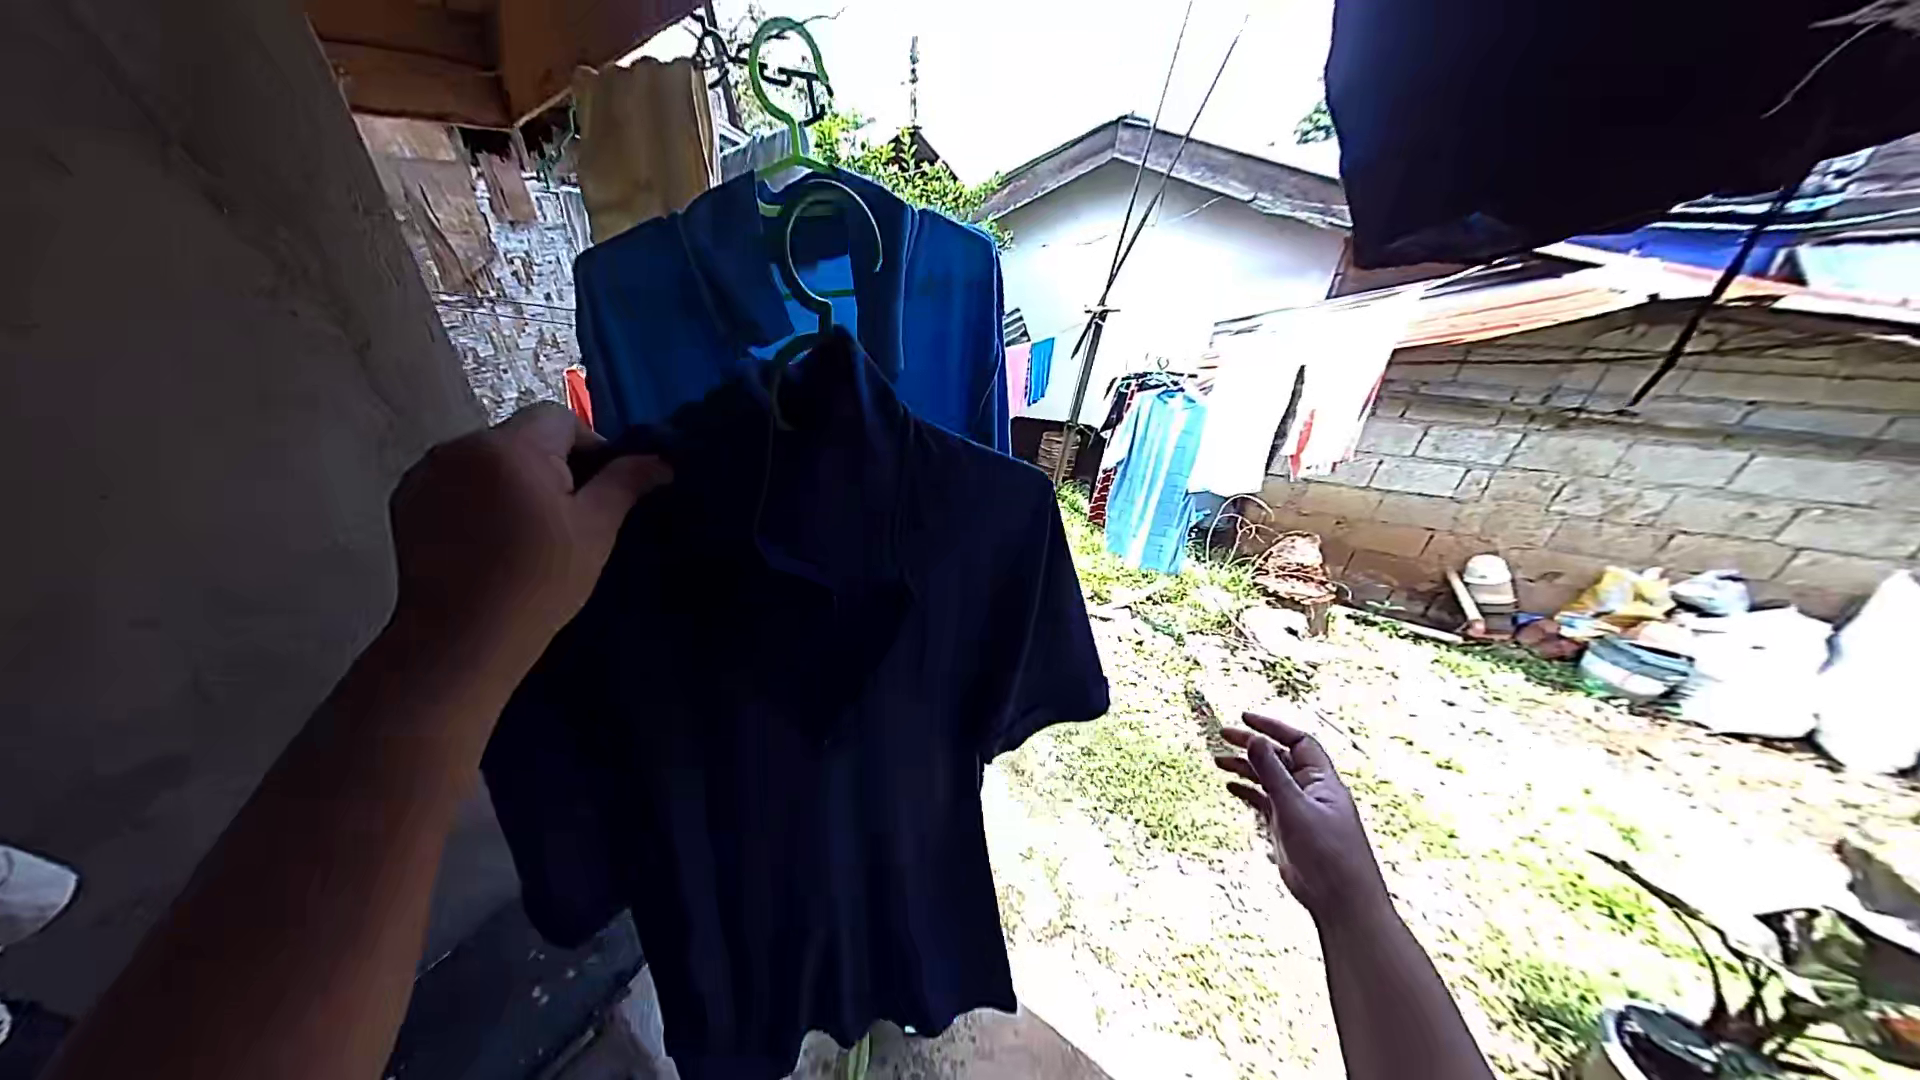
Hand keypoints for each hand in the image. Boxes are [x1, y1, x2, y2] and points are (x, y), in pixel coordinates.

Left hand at [388, 404, 669, 667]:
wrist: (463, 637)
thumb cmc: (542, 579)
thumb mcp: (597, 528)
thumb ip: (626, 482)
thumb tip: (661, 459)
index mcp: (510, 448)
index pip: (559, 418)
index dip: (589, 447)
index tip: (599, 491)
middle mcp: (460, 446)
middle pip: (523, 436)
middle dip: (552, 464)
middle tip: (570, 515)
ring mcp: (426, 472)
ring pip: (491, 458)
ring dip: (516, 478)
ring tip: (529, 528)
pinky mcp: (406, 499)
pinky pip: (458, 479)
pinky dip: (481, 495)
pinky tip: (492, 536)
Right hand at [1215, 708, 1390, 923]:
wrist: (1342, 903)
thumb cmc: (1328, 854)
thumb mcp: (1295, 808)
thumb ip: (1272, 773)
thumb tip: (1254, 739)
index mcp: (1322, 781)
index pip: (1298, 742)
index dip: (1272, 727)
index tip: (1244, 718)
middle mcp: (1310, 791)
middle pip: (1278, 758)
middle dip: (1251, 745)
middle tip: (1222, 735)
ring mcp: (1298, 809)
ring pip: (1268, 779)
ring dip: (1245, 768)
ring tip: (1218, 761)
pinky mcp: (1287, 828)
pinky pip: (1264, 801)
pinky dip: (1247, 792)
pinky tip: (1231, 787)